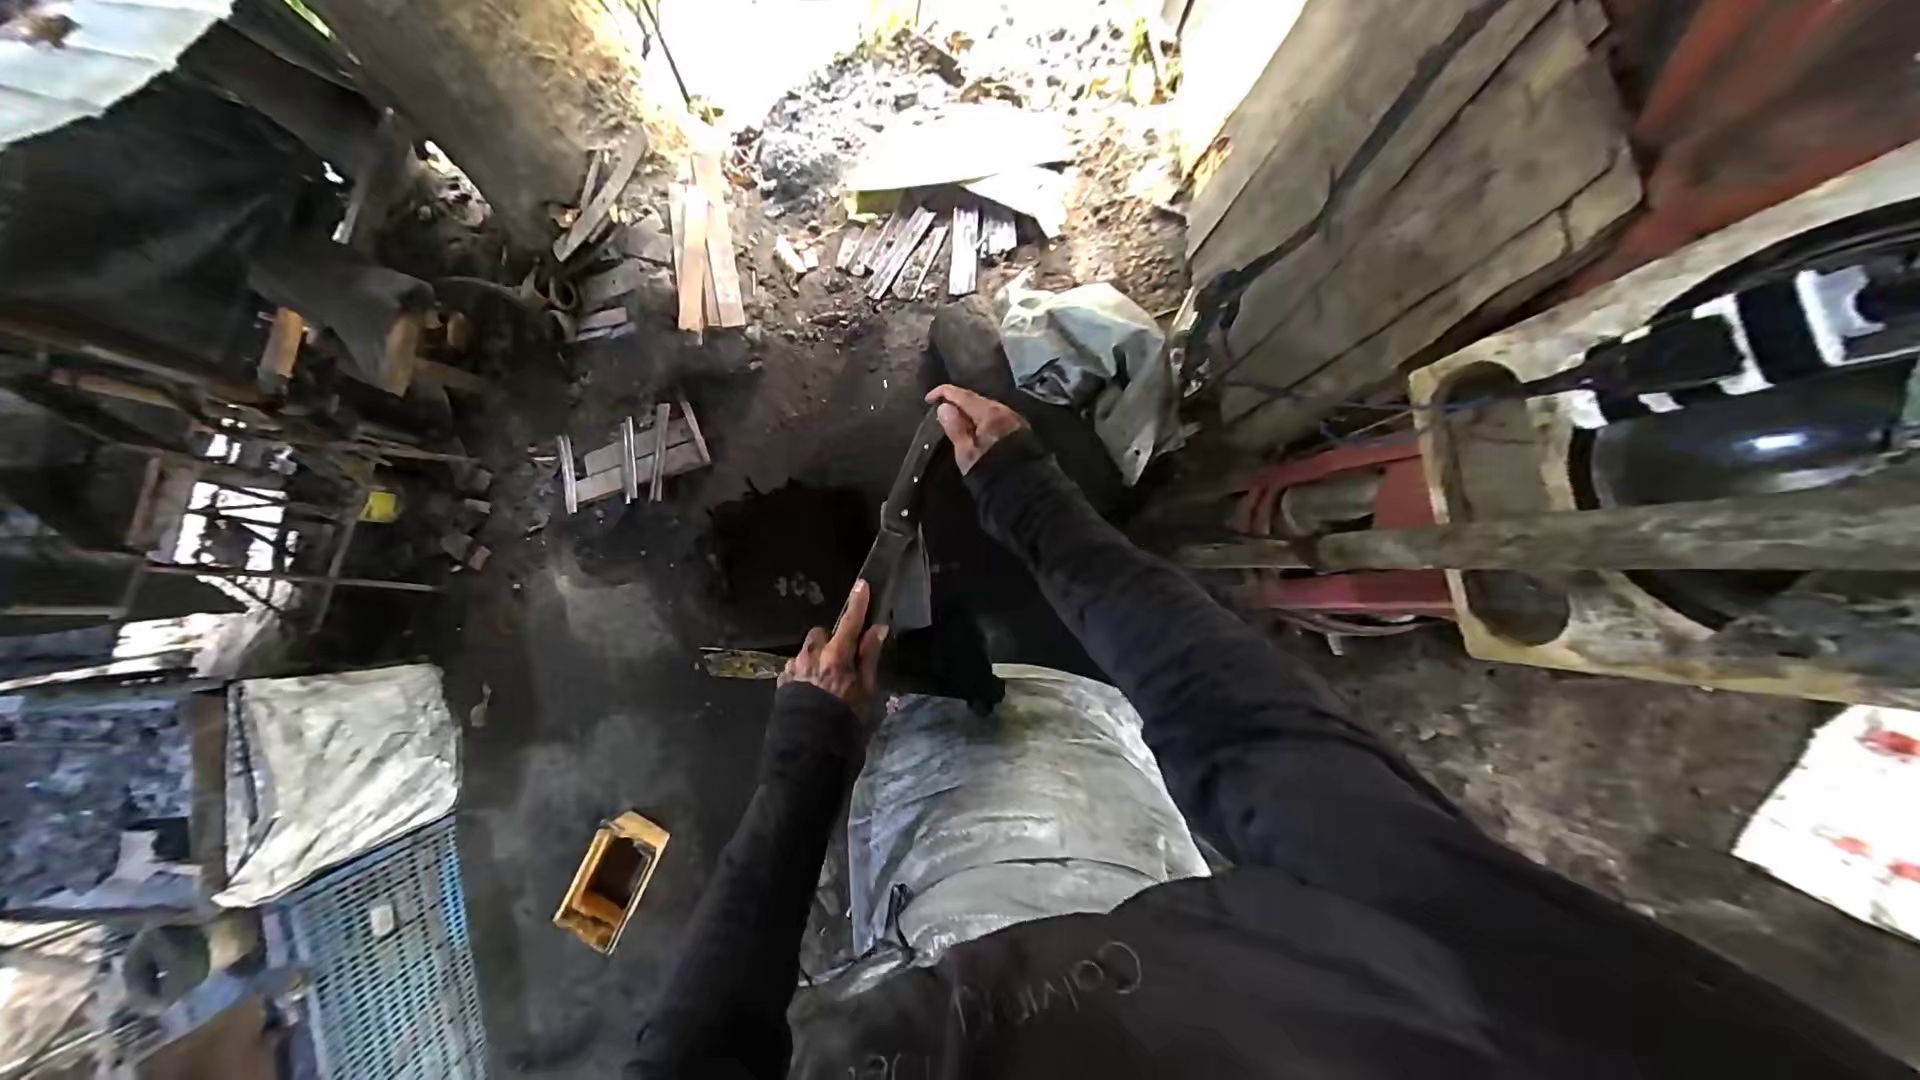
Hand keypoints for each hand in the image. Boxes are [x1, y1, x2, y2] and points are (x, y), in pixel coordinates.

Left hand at [781, 579, 887, 712]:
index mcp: (836, 655)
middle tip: (841, 658)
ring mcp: (793, 667)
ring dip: (816, 656)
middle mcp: (811, 655)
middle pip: (822, 633)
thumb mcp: (866, 689)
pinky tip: (811, 689)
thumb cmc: (844, 719)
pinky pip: (796, 665)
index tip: (861, 584)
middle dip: (831, 640)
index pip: (850, 622)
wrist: (809, 748)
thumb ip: (869, 656)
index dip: (857, 603)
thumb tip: (877, 629)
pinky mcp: (782, 680)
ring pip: (807, 650)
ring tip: (825, 678)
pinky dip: (805, 670)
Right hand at [926, 385, 1027, 474]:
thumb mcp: (966, 454)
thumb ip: (955, 428)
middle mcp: (1004, 411)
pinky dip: (984, 419)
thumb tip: (944, 407)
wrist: (1023, 490)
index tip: (929, 399)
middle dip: (958, 401)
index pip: (963, 395)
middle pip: (977, 399)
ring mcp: (1015, 420)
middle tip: (943, 410)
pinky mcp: (1021, 431)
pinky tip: (978, 428)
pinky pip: (997, 417)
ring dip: (971, 411)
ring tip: (958, 419)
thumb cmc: (990, 471)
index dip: (943, 393)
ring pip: (988, 408)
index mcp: (989, 413)